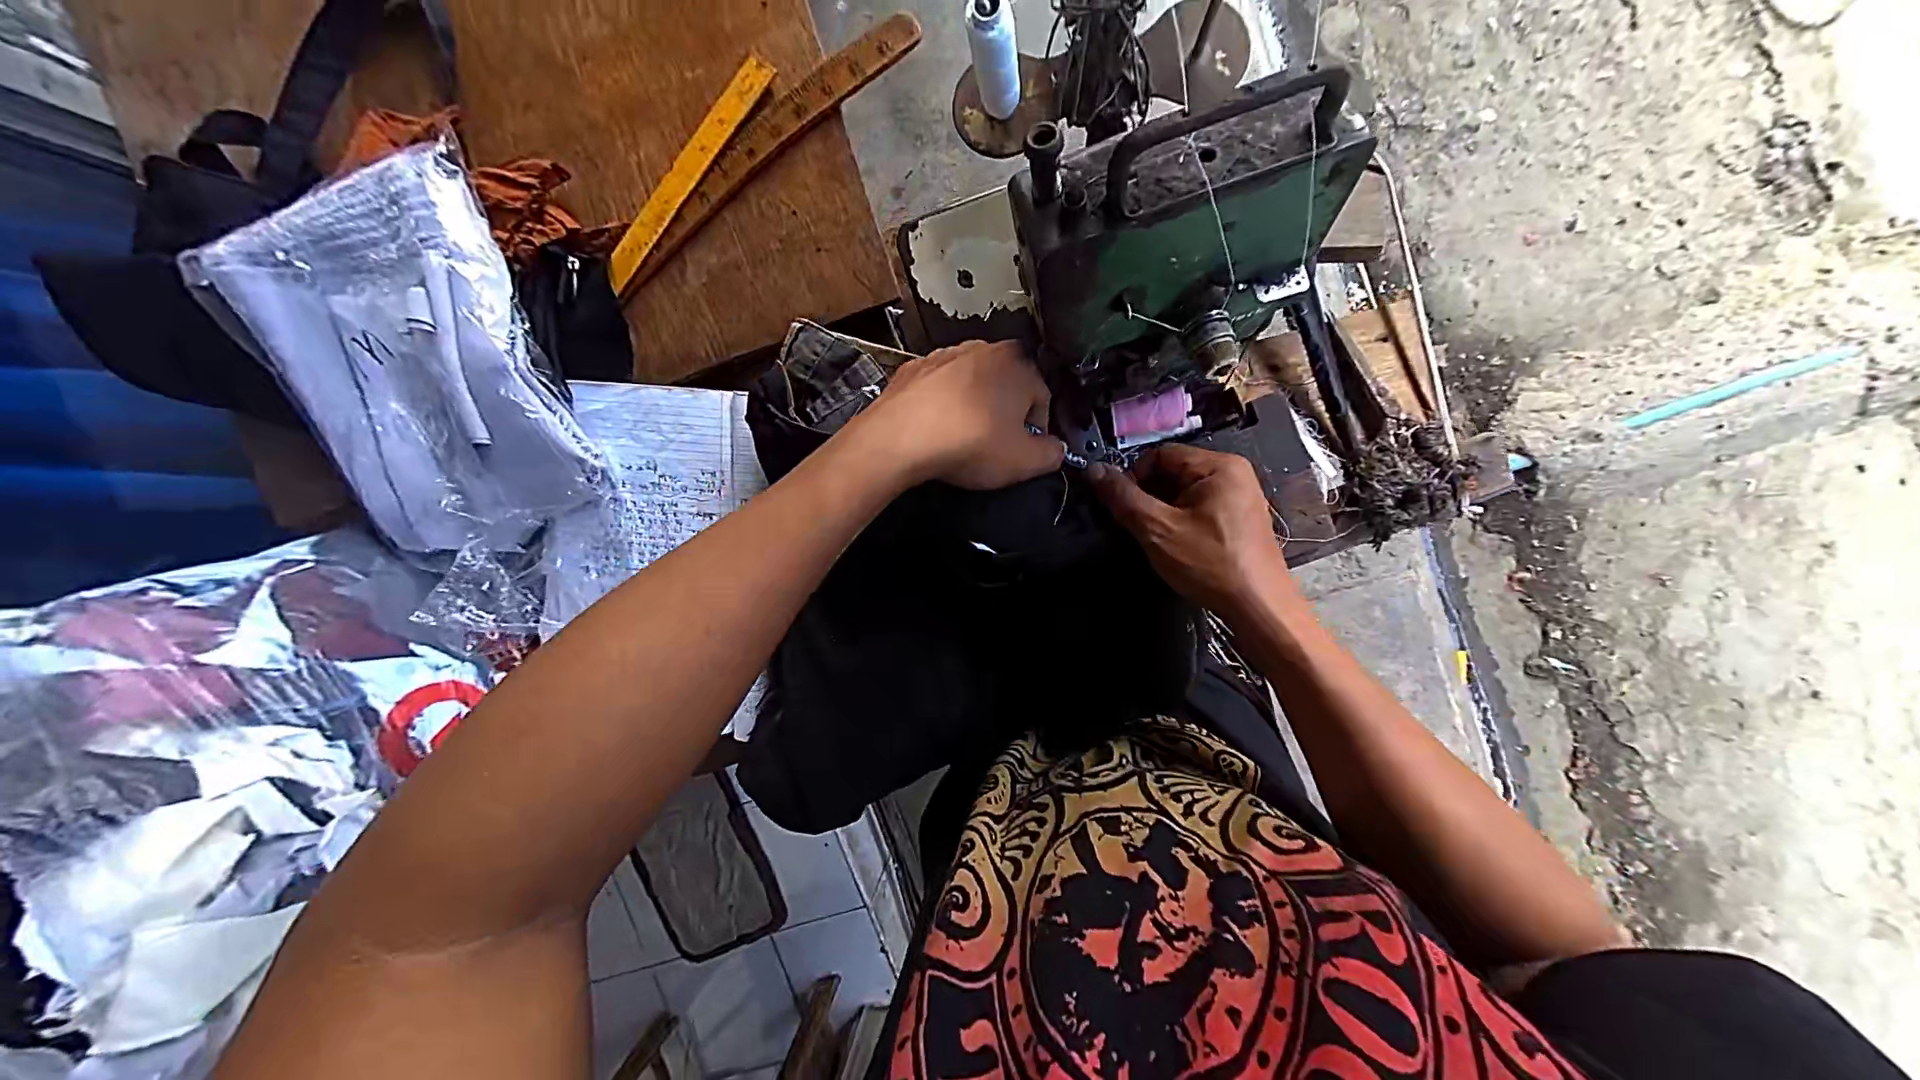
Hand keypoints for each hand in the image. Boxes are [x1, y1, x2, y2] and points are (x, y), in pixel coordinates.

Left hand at [848, 340, 1064, 489]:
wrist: (899, 438)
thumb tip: (1054, 450)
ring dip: (973, 409)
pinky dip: (941, 406)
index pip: (1043, 398)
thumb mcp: (1024, 462)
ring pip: (972, 385)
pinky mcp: (915, 368)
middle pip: (1007, 386)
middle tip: (994, 447)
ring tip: (962, 440)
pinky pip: (939, 389)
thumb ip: (1052, 454)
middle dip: (1004, 415)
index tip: (1024, 450)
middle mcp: (984, 348)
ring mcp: (946, 355)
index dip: (1036, 430)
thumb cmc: (965, 442)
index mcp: (1020, 364)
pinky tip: (937, 431)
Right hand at [1087, 444, 1298, 616]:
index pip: (1160, 454)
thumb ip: (1124, 498)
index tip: (1122, 505)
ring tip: (1157, 539)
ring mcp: (1240, 498)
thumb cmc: (1212, 565)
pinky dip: (1181, 523)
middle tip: (1135, 525)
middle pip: (1172, 472)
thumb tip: (1096, 471)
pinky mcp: (1239, 521)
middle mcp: (1234, 475)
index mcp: (1219, 466)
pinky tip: (1177, 547)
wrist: (1259, 607)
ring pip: (1183, 493)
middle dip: (1148, 496)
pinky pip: (1199, 509)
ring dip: (1163, 512)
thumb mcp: (1158, 529)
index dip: (1133, 476)